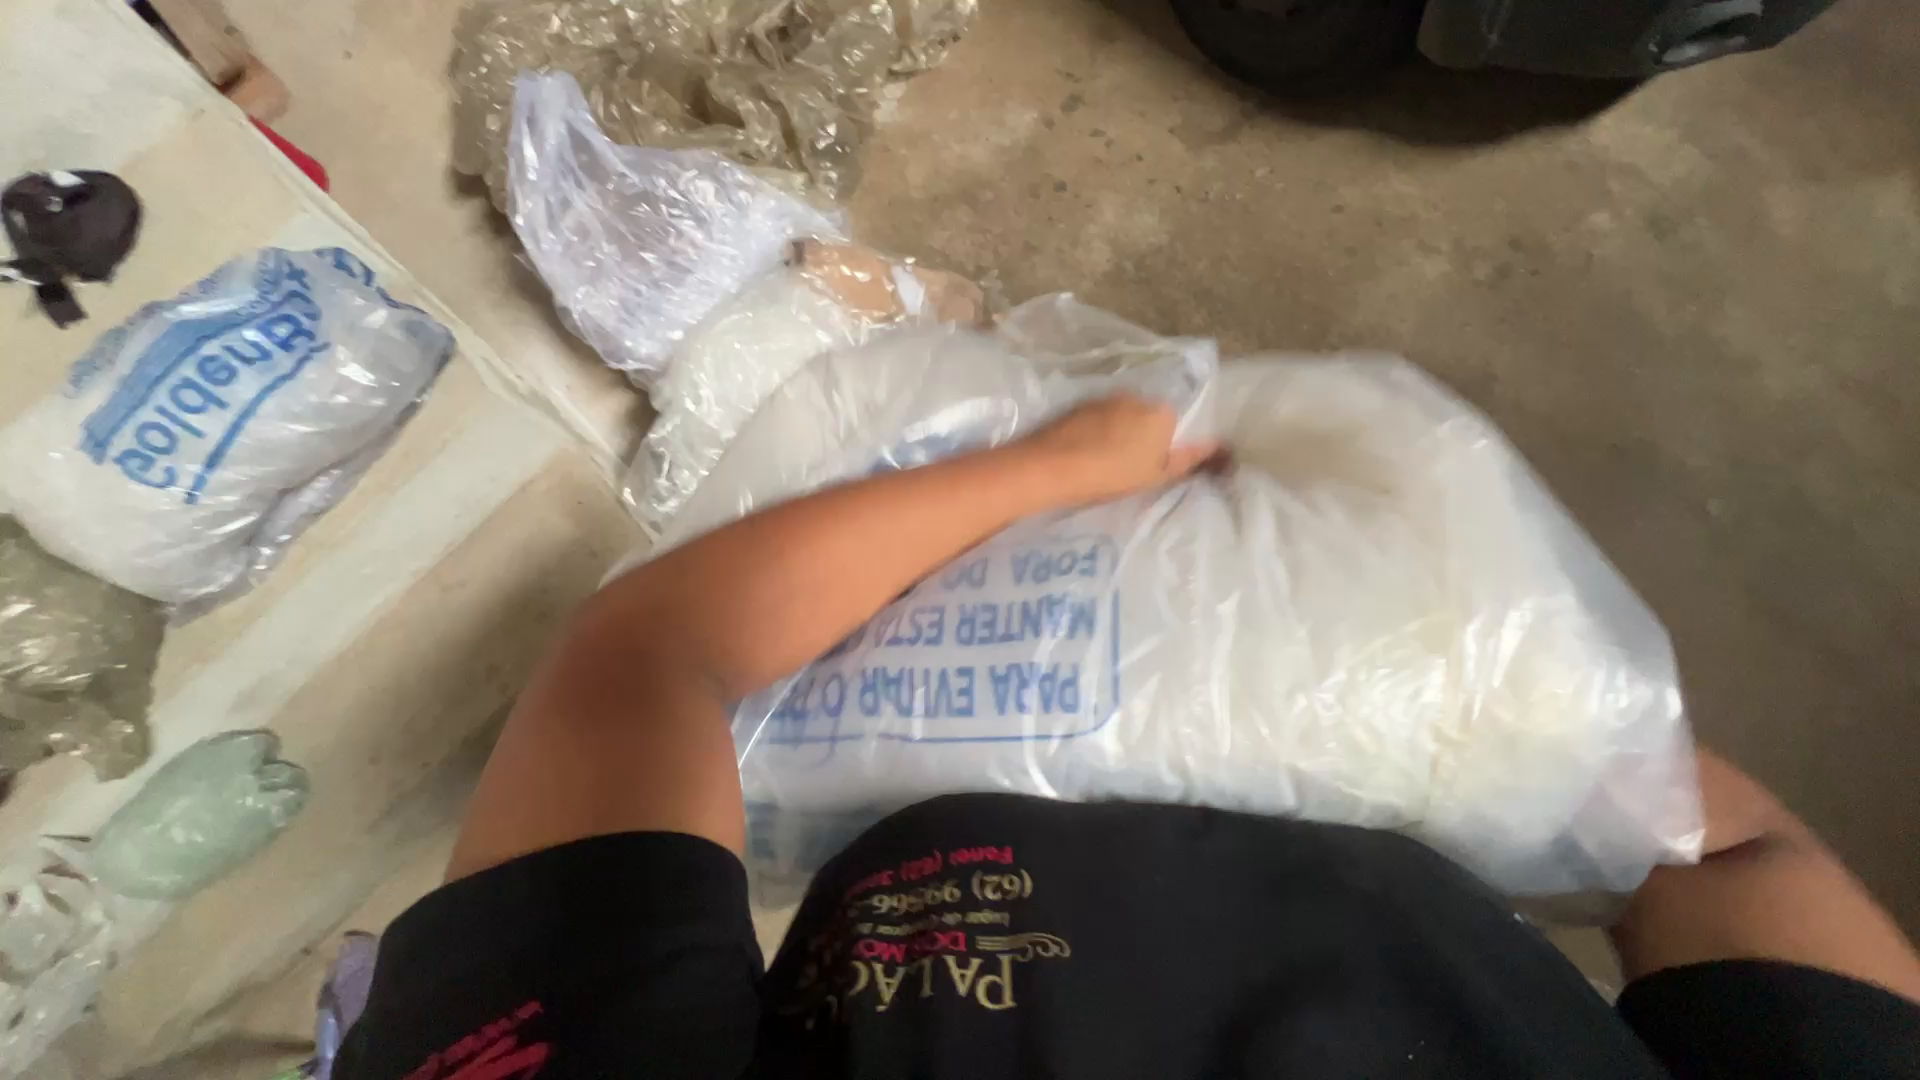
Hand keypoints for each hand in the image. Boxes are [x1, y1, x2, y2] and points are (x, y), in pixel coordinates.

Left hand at [1010, 395, 1220, 503]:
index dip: (1164, 445)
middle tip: (1128, 465)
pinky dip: (1095, 432)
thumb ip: (1188, 459)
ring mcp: (1104, 398)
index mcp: (1161, 411)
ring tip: (1103, 460)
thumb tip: (1218, 446)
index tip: (1151, 464)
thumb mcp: (1157, 475)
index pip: (1173, 422)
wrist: (1053, 466)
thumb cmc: (1112, 474)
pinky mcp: (1077, 405)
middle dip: (1141, 435)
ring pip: (1120, 416)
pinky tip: (1085, 451)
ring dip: (1116, 433)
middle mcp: (1135, 396)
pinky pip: (1096, 418)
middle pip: (1146, 415)